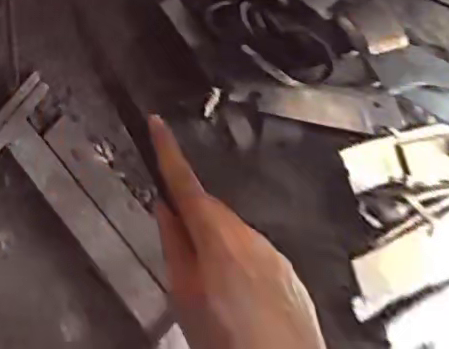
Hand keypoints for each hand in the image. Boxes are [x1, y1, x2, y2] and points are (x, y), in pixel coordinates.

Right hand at [151, 115, 325, 348]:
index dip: (167, 151)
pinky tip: (241, 306)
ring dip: (217, 247)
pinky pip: (255, 257)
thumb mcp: (185, 299)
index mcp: (216, 236)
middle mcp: (247, 234)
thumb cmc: (225, 343)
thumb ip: (174, 247)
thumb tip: (166, 208)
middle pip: (210, 210)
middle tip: (178, 255)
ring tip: (211, 295)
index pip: (185, 182)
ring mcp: (274, 255)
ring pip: (233, 235)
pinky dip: (241, 267)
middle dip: (192, 220)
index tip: (156, 121)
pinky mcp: (292, 279)